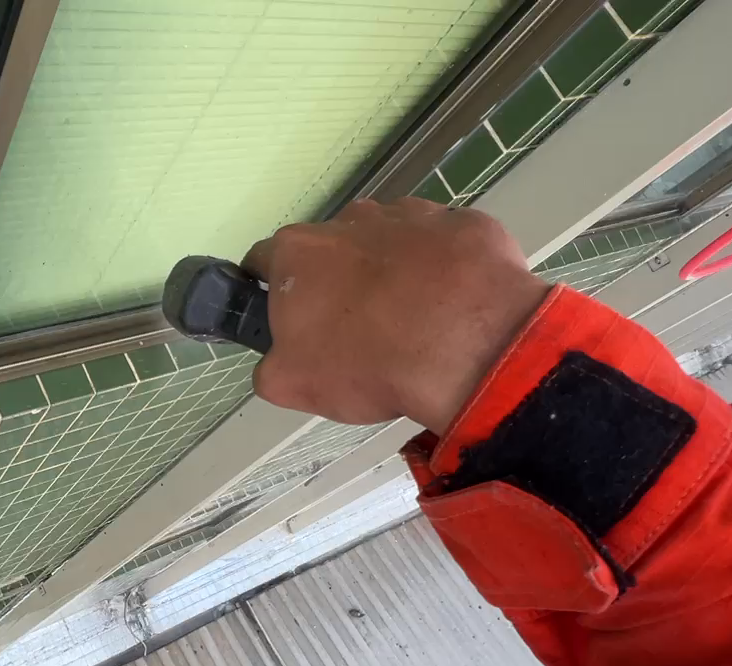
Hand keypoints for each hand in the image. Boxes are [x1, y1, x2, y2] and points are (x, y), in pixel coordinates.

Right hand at [245, 197, 551, 431]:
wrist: (469, 348)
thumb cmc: (364, 363)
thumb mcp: (288, 385)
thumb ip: (269, 365)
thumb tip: (279, 357)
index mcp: (296, 252)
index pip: (262, 262)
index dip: (269, 295)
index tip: (287, 326)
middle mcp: (347, 218)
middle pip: (327, 253)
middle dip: (333, 286)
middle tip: (351, 335)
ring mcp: (409, 214)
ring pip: (384, 245)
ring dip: (385, 276)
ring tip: (407, 323)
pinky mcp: (462, 224)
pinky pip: (437, 249)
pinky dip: (436, 274)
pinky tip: (446, 310)